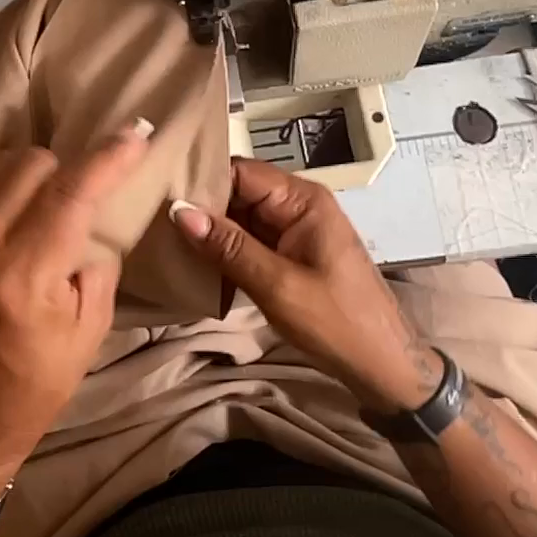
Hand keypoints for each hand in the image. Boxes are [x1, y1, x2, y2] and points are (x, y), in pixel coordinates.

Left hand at [0, 121, 152, 503]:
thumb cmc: (38, 380)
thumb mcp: (90, 325)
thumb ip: (96, 254)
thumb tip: (96, 202)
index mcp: (21, 279)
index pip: (69, 194)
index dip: (107, 158)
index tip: (137, 133)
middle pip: (31, 164)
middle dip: (68, 169)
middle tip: (87, 194)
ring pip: (0, 165)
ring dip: (36, 173)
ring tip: (52, 203)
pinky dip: (7, 188)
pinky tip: (20, 213)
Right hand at [170, 157, 442, 413]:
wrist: (382, 365)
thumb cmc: (336, 321)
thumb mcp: (277, 285)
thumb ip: (228, 246)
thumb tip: (179, 211)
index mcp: (302, 199)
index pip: (240, 171)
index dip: (202, 180)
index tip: (161, 193)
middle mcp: (296, 204)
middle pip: (237, 190)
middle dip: (201, 204)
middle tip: (155, 217)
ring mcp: (292, 228)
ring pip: (239, 215)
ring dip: (210, 228)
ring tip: (164, 235)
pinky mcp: (288, 252)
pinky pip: (248, 238)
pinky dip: (224, 247)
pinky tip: (194, 257)